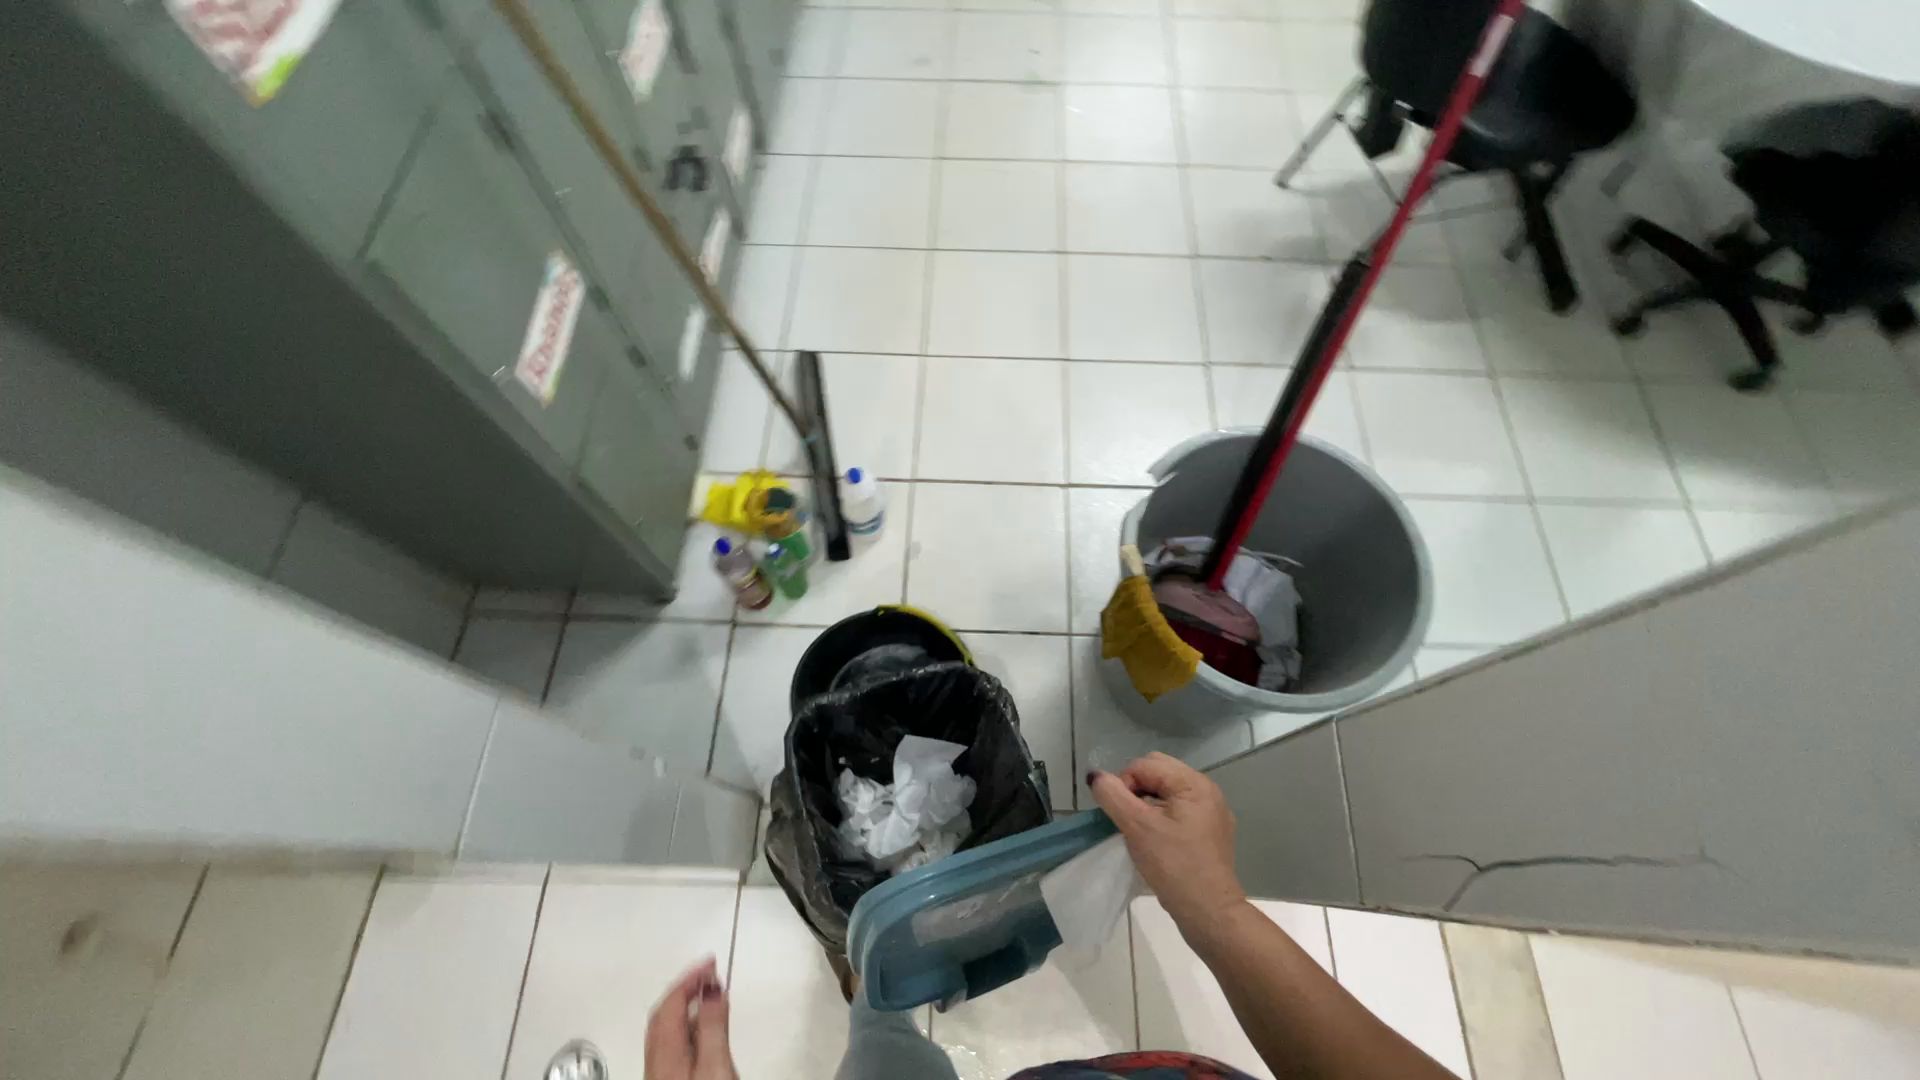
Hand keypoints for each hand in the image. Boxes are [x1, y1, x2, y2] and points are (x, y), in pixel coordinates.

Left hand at [645, 958, 738, 1079]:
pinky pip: (671, 1040)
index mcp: (666, 1049)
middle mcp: (656, 1059)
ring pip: (666, 1026)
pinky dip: (685, 1021)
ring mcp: (659, 1071)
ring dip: (685, 1002)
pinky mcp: (667, 1078)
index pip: (673, 1000)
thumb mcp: (715, 1063)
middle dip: (685, 985)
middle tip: (708, 970)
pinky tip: (702, 1026)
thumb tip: (713, 990)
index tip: (711, 960)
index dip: (691, 975)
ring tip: (708, 992)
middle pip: (664, 1012)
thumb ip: (714, 1026)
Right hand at [1088, 753, 1246, 931]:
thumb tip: (1095, 776)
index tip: (1121, 815)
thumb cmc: (1173, 866)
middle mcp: (1207, 790)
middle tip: (1129, 820)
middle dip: (1136, 789)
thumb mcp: (1137, 827)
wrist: (1209, 913)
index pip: (1145, 764)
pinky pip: (1180, 808)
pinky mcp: (1212, 830)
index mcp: (1193, 783)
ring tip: (1142, 830)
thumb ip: (1112, 795)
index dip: (1124, 784)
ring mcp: (1212, 810)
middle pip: (1158, 771)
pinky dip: (1162, 816)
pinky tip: (1159, 840)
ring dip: (1148, 803)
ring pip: (1167, 790)